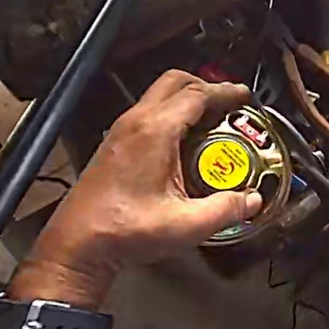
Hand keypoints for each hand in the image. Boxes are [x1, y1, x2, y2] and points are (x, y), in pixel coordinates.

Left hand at [11, 71, 261, 307]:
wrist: (76, 246)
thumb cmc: (119, 231)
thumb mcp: (186, 225)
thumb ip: (226, 210)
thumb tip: (252, 200)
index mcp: (153, 132)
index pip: (196, 94)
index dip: (225, 92)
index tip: (243, 96)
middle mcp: (135, 124)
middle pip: (175, 82)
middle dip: (207, 86)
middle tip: (230, 103)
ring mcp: (122, 131)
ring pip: (160, 95)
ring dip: (189, 99)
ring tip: (214, 120)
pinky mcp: (116, 144)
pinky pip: (150, 112)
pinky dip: (174, 114)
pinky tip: (188, 140)